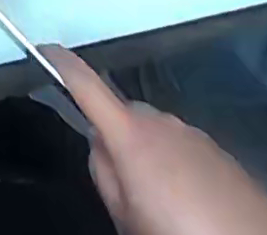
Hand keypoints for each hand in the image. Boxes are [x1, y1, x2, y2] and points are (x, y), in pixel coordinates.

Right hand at [43, 46, 266, 234]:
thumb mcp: (125, 217)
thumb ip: (104, 174)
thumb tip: (101, 147)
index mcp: (129, 134)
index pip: (85, 83)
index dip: (60, 62)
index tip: (45, 49)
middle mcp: (161, 122)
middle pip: (122, 113)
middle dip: (117, 138)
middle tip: (125, 184)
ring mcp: (194, 135)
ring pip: (155, 132)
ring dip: (150, 154)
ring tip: (165, 204)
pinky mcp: (221, 154)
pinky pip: (185, 149)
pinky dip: (180, 167)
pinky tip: (194, 207)